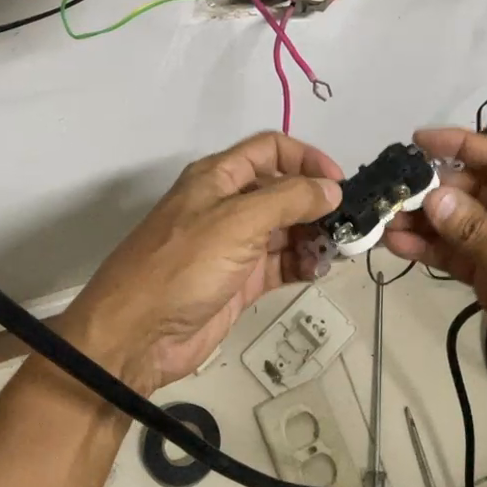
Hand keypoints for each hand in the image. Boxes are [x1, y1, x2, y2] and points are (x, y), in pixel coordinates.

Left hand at [54, 132, 343, 396]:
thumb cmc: (183, 266)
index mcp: (219, 178)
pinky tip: (320, 270)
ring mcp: (235, 245)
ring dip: (314, 235)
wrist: (135, 336)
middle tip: (351, 222)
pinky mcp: (240, 282)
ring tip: (340, 249)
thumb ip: (289, 199)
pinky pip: (281, 264)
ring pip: (286, 229)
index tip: (338, 181)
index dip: (306, 158)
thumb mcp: (237, 221)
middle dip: (317, 202)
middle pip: (283, 190)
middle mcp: (228, 205)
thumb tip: (332, 188)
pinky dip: (303, 264)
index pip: (270, 150)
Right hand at [383, 128, 486, 416]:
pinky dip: (429, 251)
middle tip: (391, 193)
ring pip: (459, 224)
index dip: (460, 145)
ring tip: (384, 221)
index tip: (417, 140)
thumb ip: (476, 232)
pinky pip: (457, 255)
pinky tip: (397, 246)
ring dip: (424, 222)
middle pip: (473, 190)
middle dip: (433, 190)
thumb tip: (433, 196)